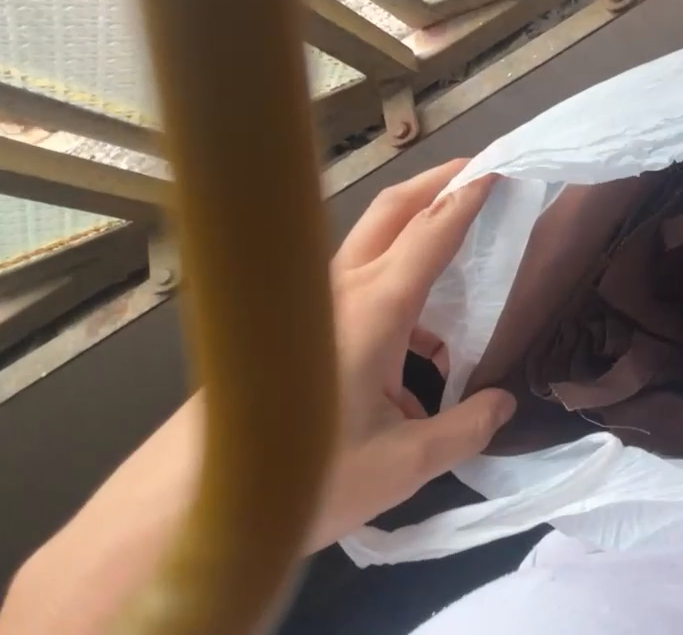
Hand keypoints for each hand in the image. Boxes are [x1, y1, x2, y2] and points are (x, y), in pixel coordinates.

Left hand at [310, 157, 517, 547]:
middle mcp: (340, 290)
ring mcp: (306, 307)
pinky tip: (412, 354)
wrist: (176, 512)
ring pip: (369, 245)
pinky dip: (394, 288)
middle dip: (436, 181)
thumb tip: (505, 405)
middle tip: (476, 170)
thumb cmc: (297, 476)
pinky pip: (353, 288)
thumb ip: (466, 430)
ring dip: (413, 231)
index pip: (433, 231)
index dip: (470, 196)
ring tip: (456, 263)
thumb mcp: (402, 465)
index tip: (500, 169)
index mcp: (377, 306)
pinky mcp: (283, 332)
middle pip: (391, 209)